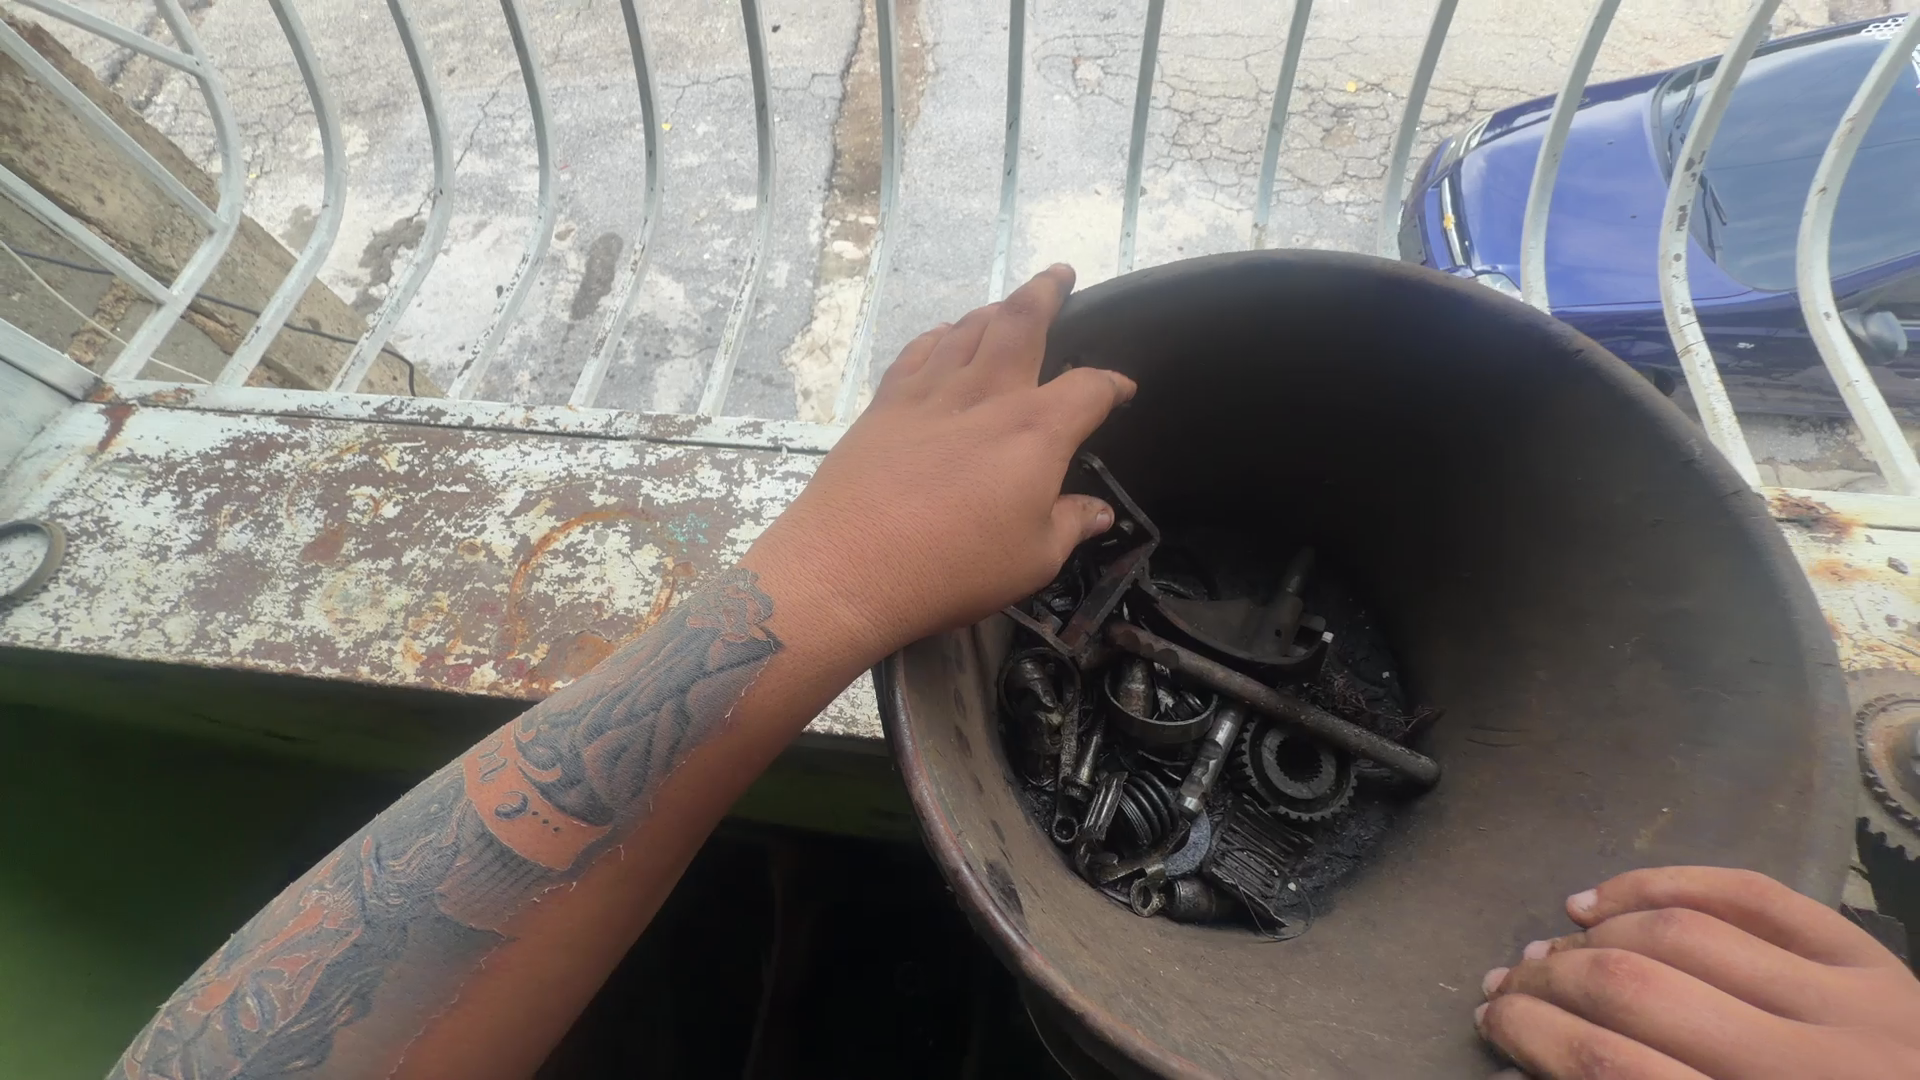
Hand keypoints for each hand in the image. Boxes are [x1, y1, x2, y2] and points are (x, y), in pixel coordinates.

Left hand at [744, 264, 1134, 662]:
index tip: (1121, 390)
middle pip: (1021, 322)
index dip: (1112, 386)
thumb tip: (1099, 512)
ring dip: (994, 308)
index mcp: (1035, 431)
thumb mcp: (1032, 560)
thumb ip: (1070, 526)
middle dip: (1048, 292)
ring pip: (968, 329)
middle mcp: (986, 395)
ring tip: (1008, 303)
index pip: (1088, 390)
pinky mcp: (886, 404)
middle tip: (1060, 274)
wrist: (851, 566)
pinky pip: (918, 351)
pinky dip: (938, 336)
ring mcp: (930, 393)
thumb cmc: (954, 569)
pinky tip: (943, 336)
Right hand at [1476, 866, 1919, 1078]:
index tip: (1490, 1022)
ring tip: (1551, 950)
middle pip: (1633, 989)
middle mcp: (1823, 1071)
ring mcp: (1866, 1010)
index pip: (1607, 1066)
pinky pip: (1747, 893)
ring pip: (1676, 933)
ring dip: (1588, 938)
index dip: (1527, 1034)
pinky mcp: (1880, 964)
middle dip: (1544, 980)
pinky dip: (1657, 883)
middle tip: (1507, 984)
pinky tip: (1601, 903)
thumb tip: (1515, 1064)